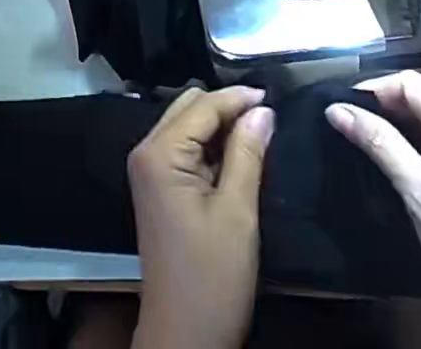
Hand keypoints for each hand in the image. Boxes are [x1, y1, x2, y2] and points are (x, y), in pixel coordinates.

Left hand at [127, 86, 273, 348]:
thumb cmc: (212, 276)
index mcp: (160, 153)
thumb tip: (263, 110)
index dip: (237, 97)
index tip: (273, 96)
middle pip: (188, 107)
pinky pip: (184, 146)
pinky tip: (237, 150)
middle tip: (267, 115)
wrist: (183, 334)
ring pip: (186, 123)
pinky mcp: (157, 184)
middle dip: (226, 106)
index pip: (201, 106)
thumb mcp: (237, 212)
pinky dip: (209, 142)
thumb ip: (248, 154)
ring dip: (218, 122)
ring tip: (258, 128)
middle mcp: (146, 151)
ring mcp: (149, 168)